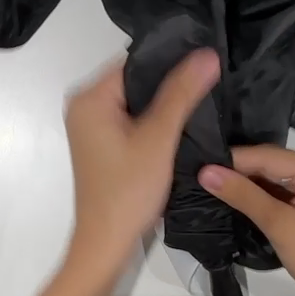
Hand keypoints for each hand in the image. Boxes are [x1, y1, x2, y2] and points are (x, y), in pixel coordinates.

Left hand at [64, 50, 219, 273]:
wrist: (107, 241)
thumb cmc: (128, 191)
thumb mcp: (158, 138)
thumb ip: (181, 94)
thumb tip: (207, 54)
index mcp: (89, 98)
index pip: (136, 61)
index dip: (171, 58)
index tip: (206, 58)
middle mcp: (83, 106)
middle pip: (135, 79)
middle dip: (169, 80)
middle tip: (211, 78)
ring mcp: (91, 125)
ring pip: (136, 100)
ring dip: (164, 101)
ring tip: (202, 96)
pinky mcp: (102, 143)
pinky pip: (131, 118)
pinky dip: (153, 119)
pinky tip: (181, 121)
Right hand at [198, 145, 294, 295]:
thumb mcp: (280, 226)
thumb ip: (243, 196)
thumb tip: (205, 172)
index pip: (266, 155)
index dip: (230, 160)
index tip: (195, 165)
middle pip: (270, 162)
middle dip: (236, 170)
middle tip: (198, 175)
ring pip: (274, 175)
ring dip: (246, 182)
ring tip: (209, 184)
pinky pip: (283, 188)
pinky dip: (261, 194)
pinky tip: (236, 197)